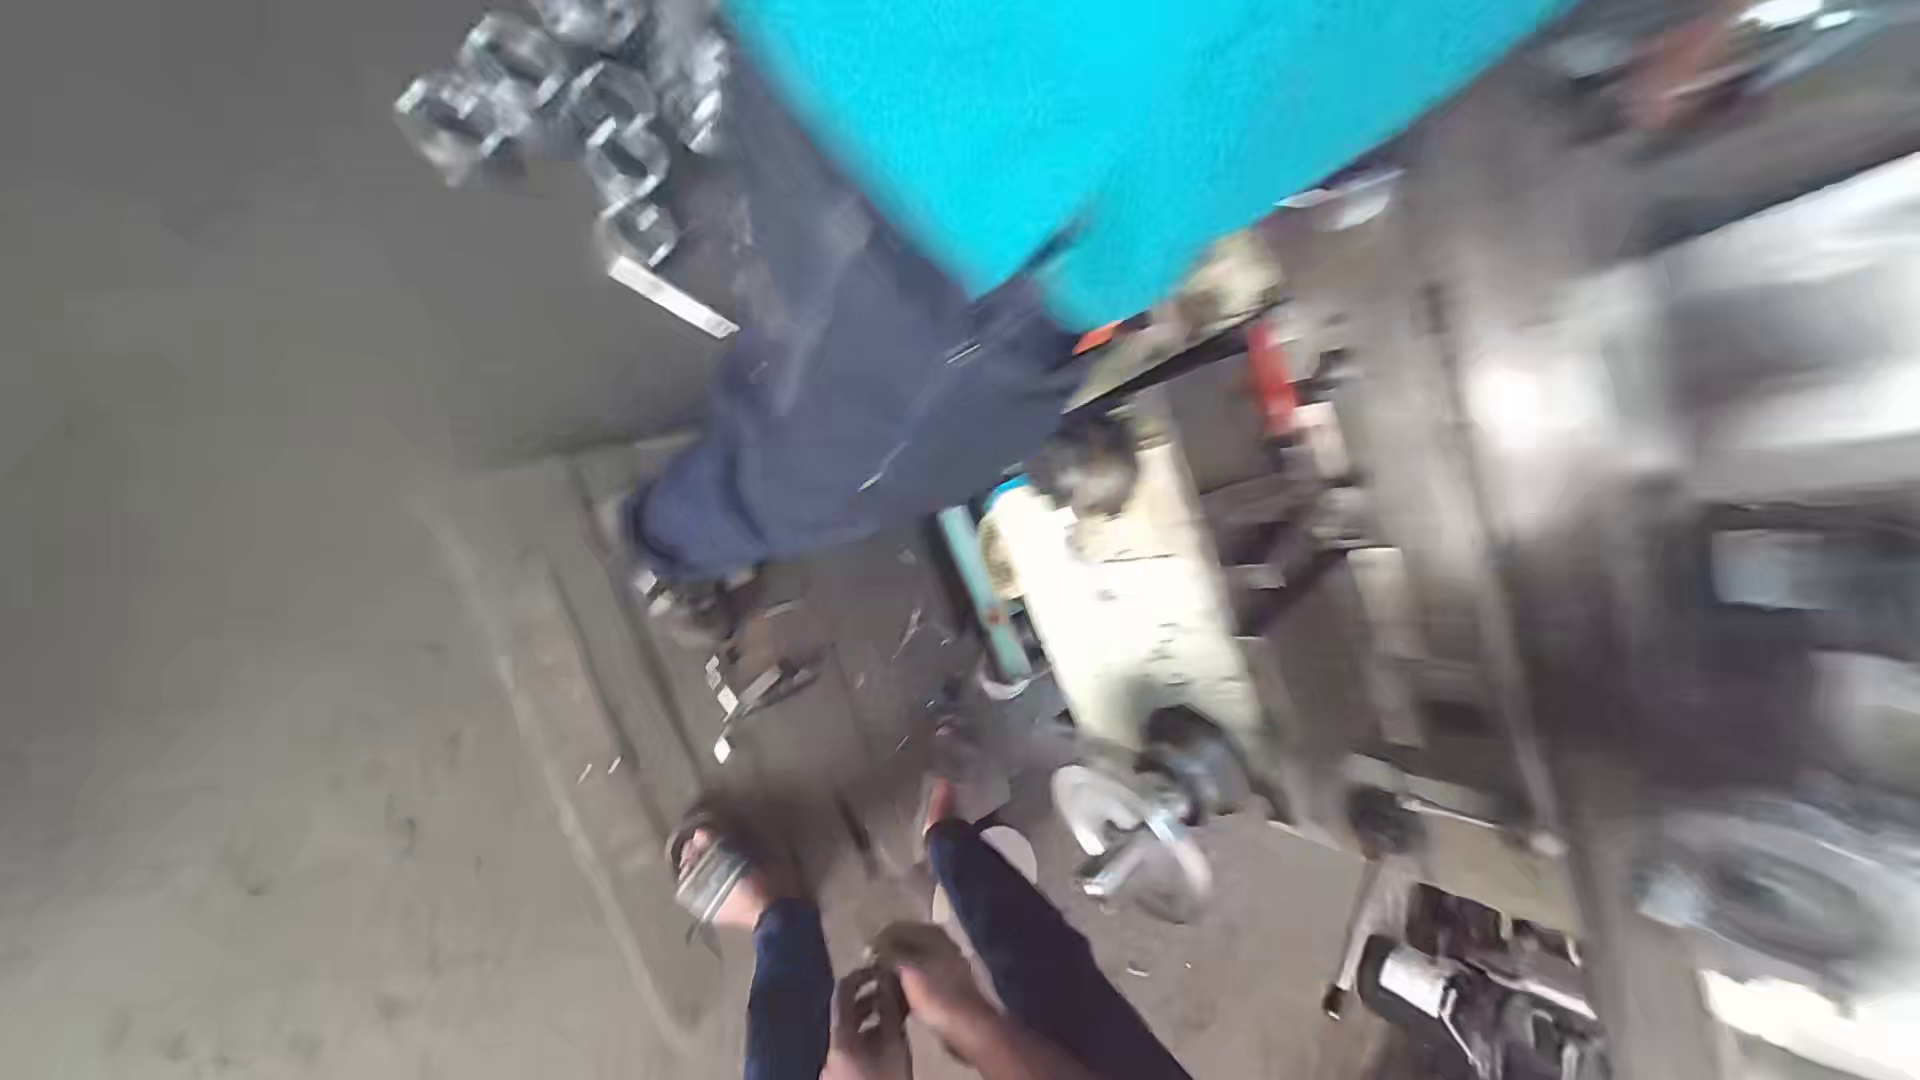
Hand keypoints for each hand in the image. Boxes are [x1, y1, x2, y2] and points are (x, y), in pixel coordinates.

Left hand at [823, 965, 912, 1079]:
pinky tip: (884, 1044)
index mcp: (839, 1038)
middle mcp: (828, 1050)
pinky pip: (848, 1051)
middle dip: (869, 999)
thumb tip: (889, 977)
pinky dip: (864, 1040)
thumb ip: (890, 1007)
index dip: (862, 974)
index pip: (842, 990)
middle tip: (892, 993)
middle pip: (845, 1012)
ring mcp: (830, 1069)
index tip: (882, 970)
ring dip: (868, 1019)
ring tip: (892, 1017)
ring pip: (847, 1032)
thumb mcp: (895, 1044)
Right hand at [871, 922, 994, 1036]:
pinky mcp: (946, 985)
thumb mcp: (908, 969)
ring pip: (912, 963)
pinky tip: (899, 999)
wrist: (968, 1027)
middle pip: (905, 944)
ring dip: (897, 973)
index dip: (878, 941)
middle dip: (887, 957)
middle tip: (871, 974)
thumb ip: (889, 953)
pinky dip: (908, 986)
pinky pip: (920, 979)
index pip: (896, 928)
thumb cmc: (936, 994)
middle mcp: (939, 942)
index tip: (864, 959)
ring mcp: (944, 963)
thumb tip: (874, 945)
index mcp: (931, 932)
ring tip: (881, 988)